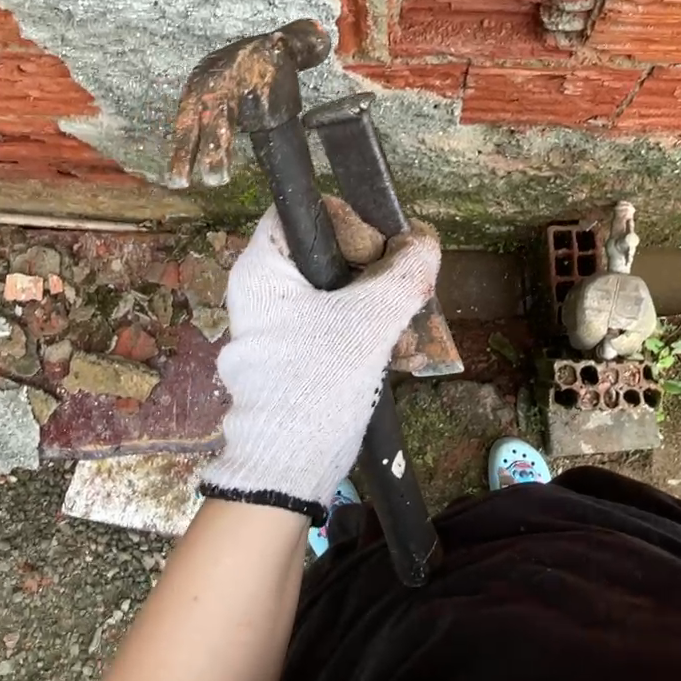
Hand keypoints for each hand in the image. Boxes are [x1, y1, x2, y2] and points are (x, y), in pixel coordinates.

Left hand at [197, 205, 441, 518]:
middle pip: (321, 256)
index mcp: (261, 270)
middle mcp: (255, 293)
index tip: (376, 250)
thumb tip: (424, 242)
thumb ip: (404, 275)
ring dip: (369, 306)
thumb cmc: (318, 381)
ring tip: (403, 324)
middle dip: (368, 271)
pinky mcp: (283, 359)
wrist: (290, 467)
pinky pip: (325, 329)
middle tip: (399, 289)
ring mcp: (268, 330)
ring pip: (328, 296)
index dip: (345, 221)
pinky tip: (391, 351)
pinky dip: (356, 334)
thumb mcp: (370, 322)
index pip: (302, 213)